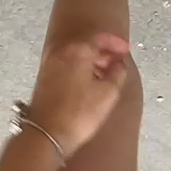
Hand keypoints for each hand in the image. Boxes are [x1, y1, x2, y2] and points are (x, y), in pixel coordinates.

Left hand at [24, 33, 131, 158]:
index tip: (126, 51)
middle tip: (117, 63)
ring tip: (106, 75)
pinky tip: (89, 83)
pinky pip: (68, 64)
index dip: (116, 43)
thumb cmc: (79, 112)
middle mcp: (62, 51)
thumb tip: (119, 64)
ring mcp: (50, 63)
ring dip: (93, 61)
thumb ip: (118, 73)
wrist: (45, 134)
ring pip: (76, 55)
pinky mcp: (45, 77)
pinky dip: (81, 67)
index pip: (100, 37)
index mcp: (78, 50)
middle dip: (104, 52)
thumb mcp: (108, 94)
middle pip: (87, 44)